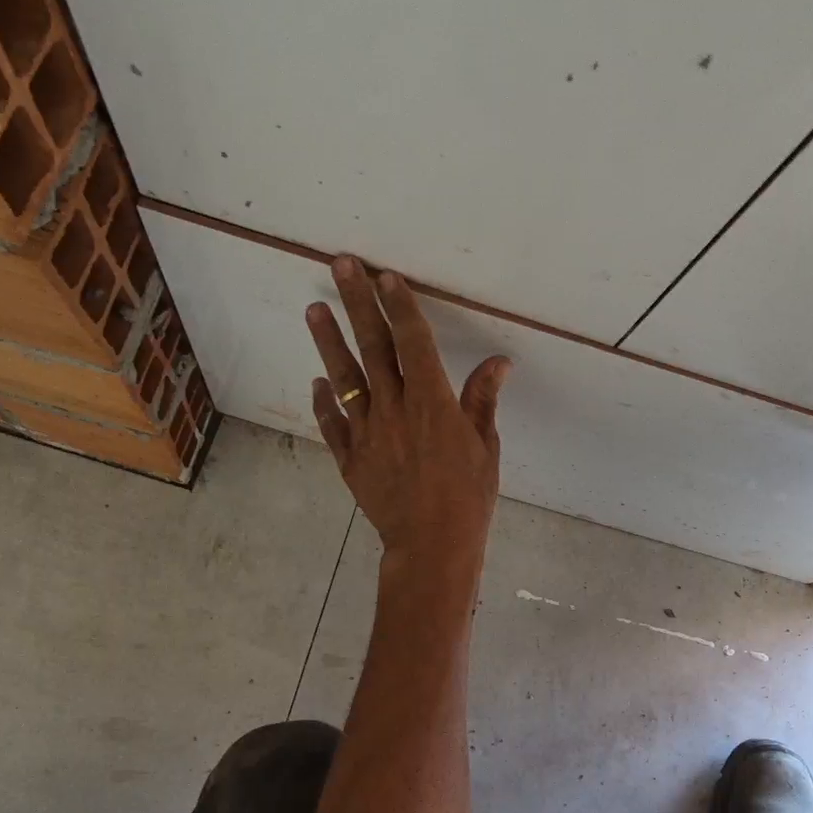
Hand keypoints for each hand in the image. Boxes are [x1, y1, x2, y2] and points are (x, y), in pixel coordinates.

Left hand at [305, 256, 511, 563]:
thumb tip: (498, 361)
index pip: (413, 342)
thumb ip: (482, 399)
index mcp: (432, 402)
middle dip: (357, 303)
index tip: (386, 277)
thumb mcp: (484, 446)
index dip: (400, 307)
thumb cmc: (468, 497)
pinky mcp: (350, 459)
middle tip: (340, 266)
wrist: (431, 546)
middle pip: (373, 347)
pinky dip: (324, 401)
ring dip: (329, 341)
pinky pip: (332, 424)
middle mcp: (394, 409)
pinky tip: (318, 382)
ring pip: (344, 378)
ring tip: (314, 309)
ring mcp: (366, 433)